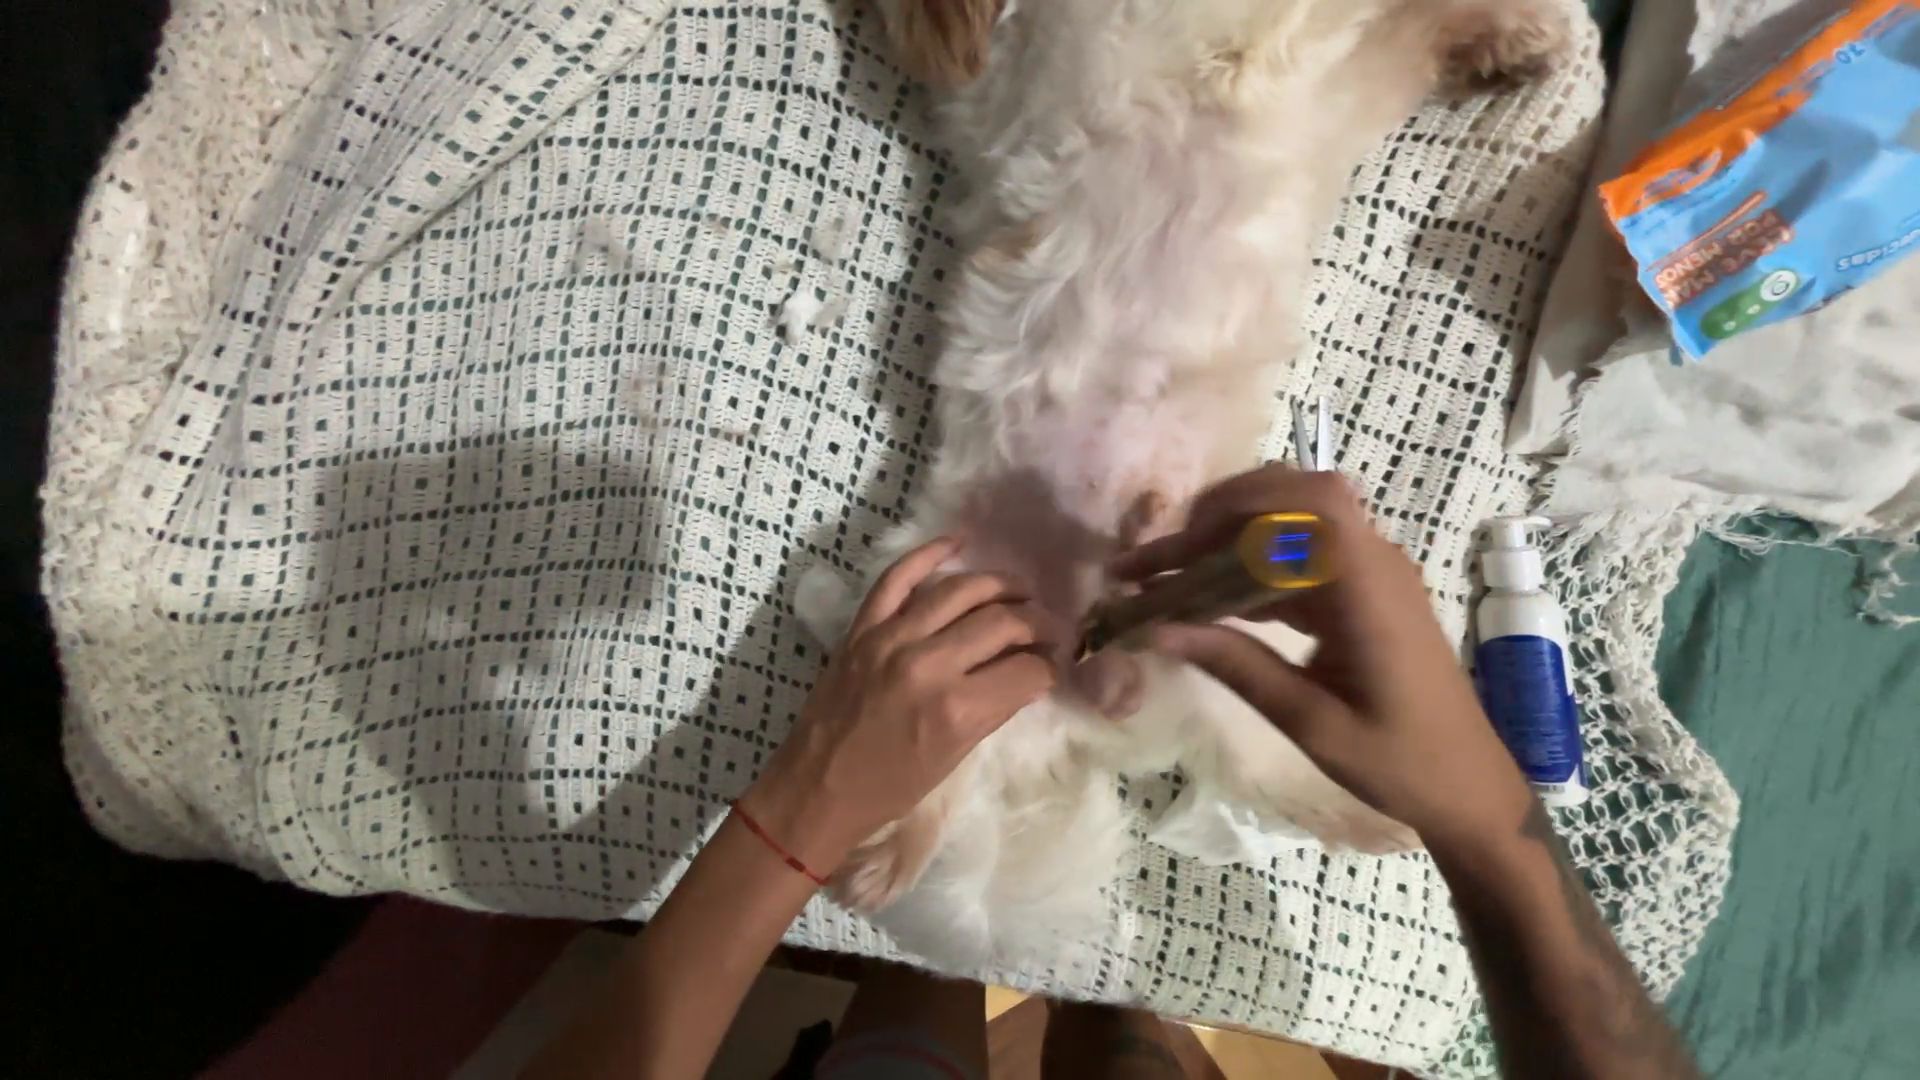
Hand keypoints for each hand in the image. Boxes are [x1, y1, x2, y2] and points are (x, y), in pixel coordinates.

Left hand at [745, 539, 1057, 874]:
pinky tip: (956, 544)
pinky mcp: (862, 626)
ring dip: (999, 585)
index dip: (1048, 665)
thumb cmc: (891, 786)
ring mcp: (890, 638)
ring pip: (959, 590)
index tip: (1053, 661)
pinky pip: (897, 577)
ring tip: (1019, 591)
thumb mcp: (955, 755)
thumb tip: (1031, 670)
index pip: (1026, 669)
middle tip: (1048, 626)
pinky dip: (928, 554)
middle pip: (1001, 621)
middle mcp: (928, 664)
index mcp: (956, 709)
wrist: (818, 786)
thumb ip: (996, 707)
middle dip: (1037, 621)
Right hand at [1112, 465, 1532, 851]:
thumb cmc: (1399, 761)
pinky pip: (1296, 560)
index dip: (1239, 503)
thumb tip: (1158, 629)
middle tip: (1164, 558)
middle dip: (1221, 515)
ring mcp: (1366, 574)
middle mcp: (1371, 562)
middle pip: (1292, 497)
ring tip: (1166, 577)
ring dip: (1228, 541)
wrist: (1469, 788)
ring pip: (1289, 527)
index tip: (1182, 544)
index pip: (1307, 501)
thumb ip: (1237, 667)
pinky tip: (1208, 602)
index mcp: (1368, 585)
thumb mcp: (1310, 722)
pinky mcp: (1358, 592)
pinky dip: (1247, 569)